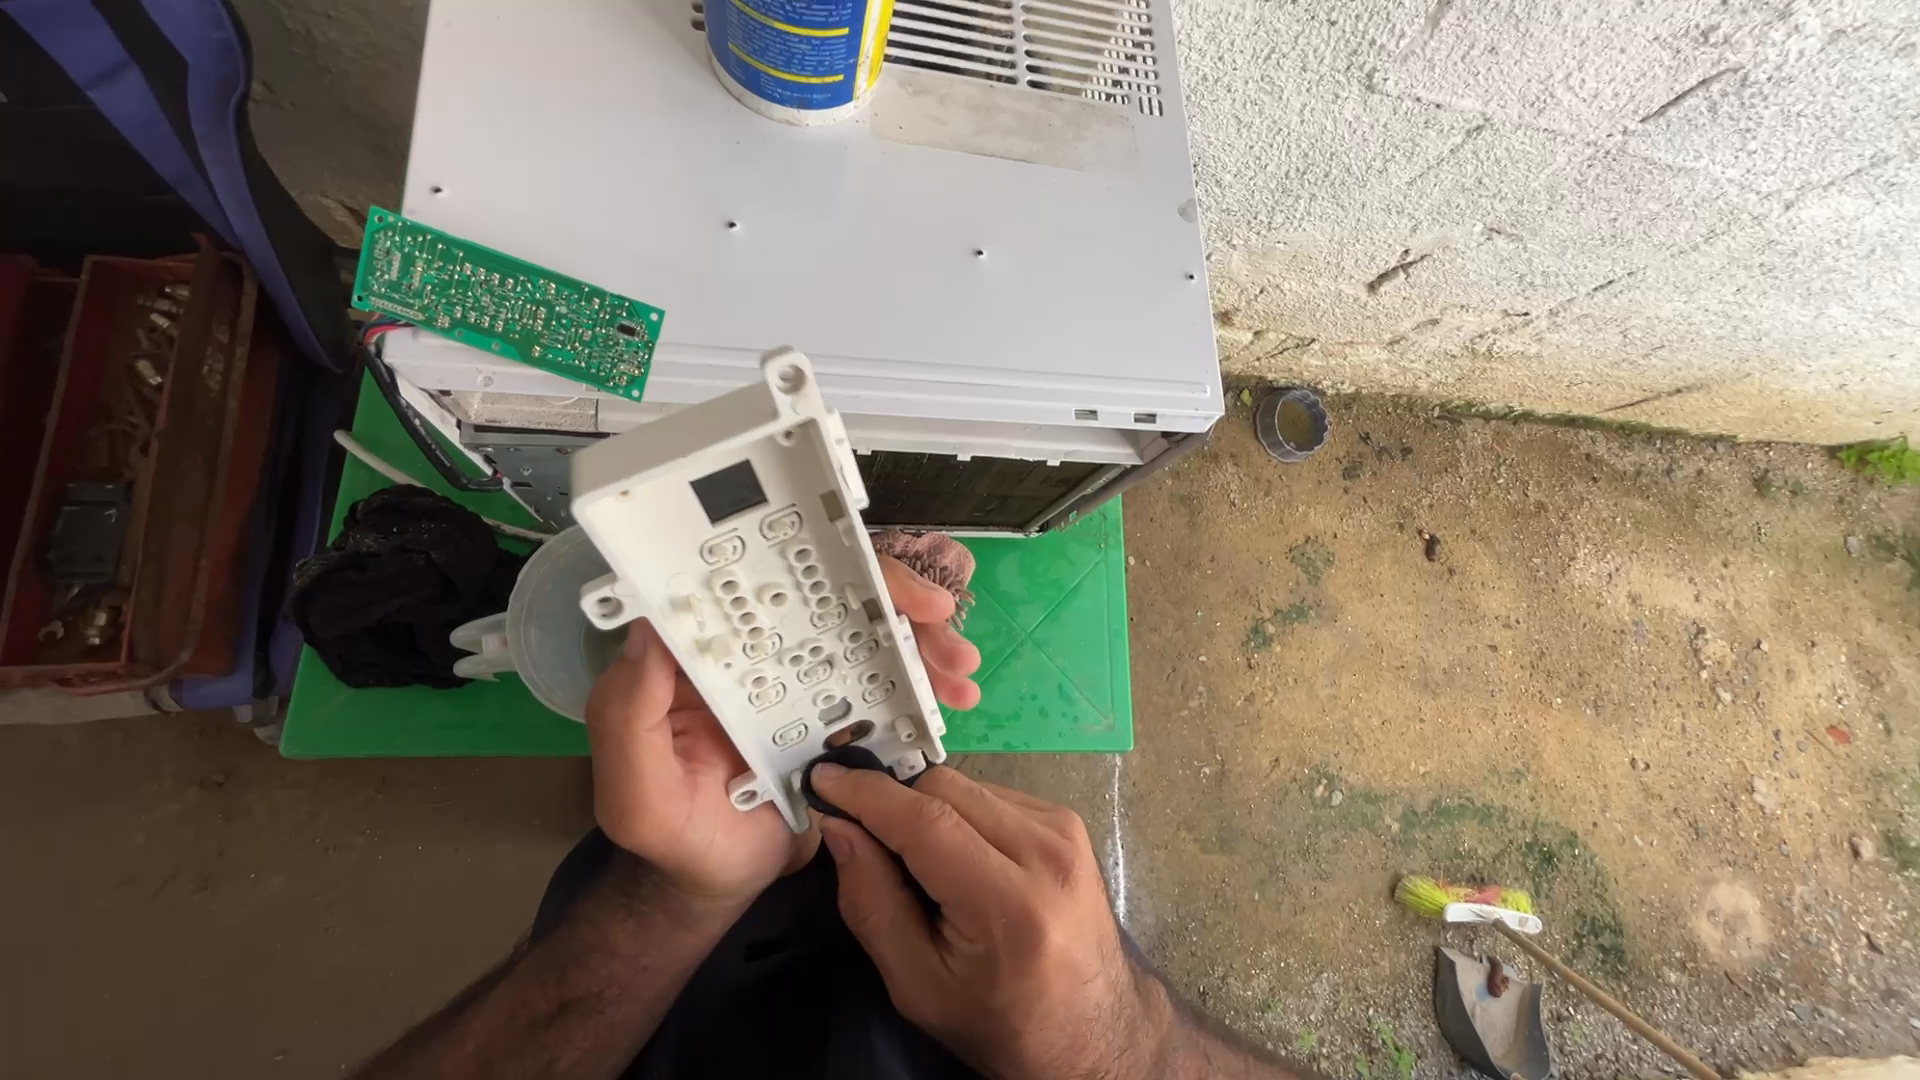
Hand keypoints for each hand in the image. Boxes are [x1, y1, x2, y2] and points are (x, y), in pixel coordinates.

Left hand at [585, 556, 982, 903]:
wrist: (723, 884)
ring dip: (923, 642)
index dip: (828, 569)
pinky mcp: (843, 718)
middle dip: (898, 601)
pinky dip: (926, 686)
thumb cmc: (673, 836)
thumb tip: (651, 628)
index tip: (880, 582)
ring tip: (962, 670)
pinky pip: (890, 689)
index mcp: (718, 658)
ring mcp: (810, 686)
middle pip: (839, 604)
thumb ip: (629, 716)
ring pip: (874, 641)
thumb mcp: (634, 788)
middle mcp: (767, 657)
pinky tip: (956, 699)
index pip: (772, 589)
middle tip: (942, 619)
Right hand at [811, 764, 1168, 1079]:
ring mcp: (1063, 830)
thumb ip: (872, 902)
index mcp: (1009, 905)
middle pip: (944, 787)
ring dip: (931, 807)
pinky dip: (964, 812)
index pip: (925, 822)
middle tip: (871, 837)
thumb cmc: (1000, 1020)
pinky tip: (966, 856)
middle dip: (896, 802)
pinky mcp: (1068, 820)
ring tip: (928, 862)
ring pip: (967, 782)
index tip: (824, 778)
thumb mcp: (918, 985)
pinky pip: (993, 792)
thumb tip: (839, 828)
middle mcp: (1045, 852)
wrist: (1094, 1029)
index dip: (867, 794)